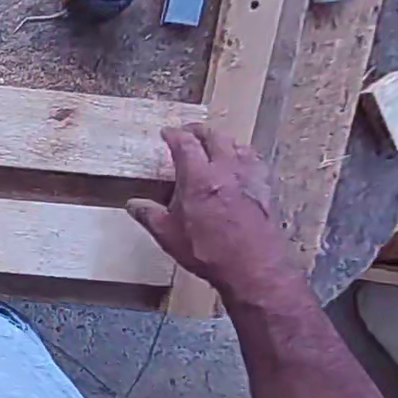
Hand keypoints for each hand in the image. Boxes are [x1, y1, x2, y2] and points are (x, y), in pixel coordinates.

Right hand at [125, 123, 305, 304]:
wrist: (251, 266)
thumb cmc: (206, 251)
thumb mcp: (167, 235)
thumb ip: (149, 215)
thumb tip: (133, 204)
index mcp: (198, 179)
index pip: (185, 145)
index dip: (174, 135)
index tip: (166, 132)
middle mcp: (225, 171)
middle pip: (215, 138)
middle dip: (200, 131)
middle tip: (188, 132)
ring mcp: (249, 179)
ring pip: (237, 146)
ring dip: (223, 140)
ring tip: (213, 143)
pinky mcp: (264, 190)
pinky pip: (254, 161)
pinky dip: (243, 155)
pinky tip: (240, 163)